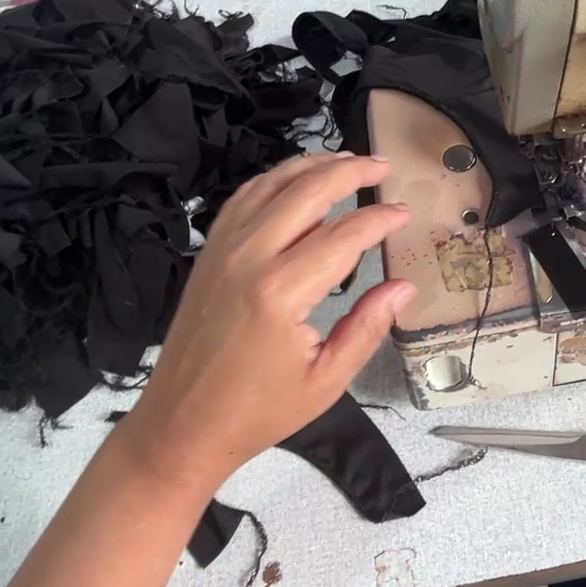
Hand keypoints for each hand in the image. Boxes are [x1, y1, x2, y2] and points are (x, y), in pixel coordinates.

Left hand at [119, 153, 413, 484]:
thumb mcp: (327, 380)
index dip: (380, 218)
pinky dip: (274, 179)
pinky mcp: (209, 253)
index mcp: (281, 291)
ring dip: (313, 165)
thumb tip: (404, 287)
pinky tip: (295, 179)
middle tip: (383, 167)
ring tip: (348, 161)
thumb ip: (368, 327)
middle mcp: (250, 258)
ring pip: (273, 184)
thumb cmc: (257, 412)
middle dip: (352, 171)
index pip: (345, 235)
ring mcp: (223, 250)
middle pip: (308, 191)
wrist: (181, 426)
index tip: (404, 213)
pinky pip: (243, 198)